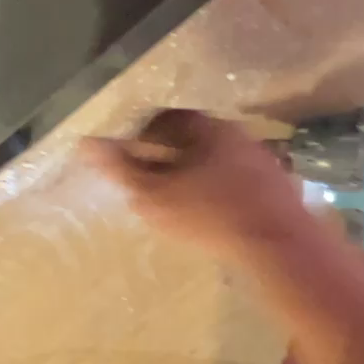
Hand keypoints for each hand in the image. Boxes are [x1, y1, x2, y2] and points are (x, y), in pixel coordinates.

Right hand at [83, 109, 307, 261]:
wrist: (278, 244)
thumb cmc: (207, 215)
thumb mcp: (152, 195)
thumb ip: (119, 168)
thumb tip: (85, 143)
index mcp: (204, 127)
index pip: (163, 119)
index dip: (141, 138)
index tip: (131, 163)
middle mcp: (235, 133)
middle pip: (193, 139)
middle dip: (170, 159)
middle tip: (152, 188)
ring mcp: (261, 159)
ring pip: (218, 160)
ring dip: (197, 177)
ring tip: (182, 207)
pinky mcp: (278, 187)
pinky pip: (240, 182)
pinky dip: (221, 194)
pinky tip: (215, 220)